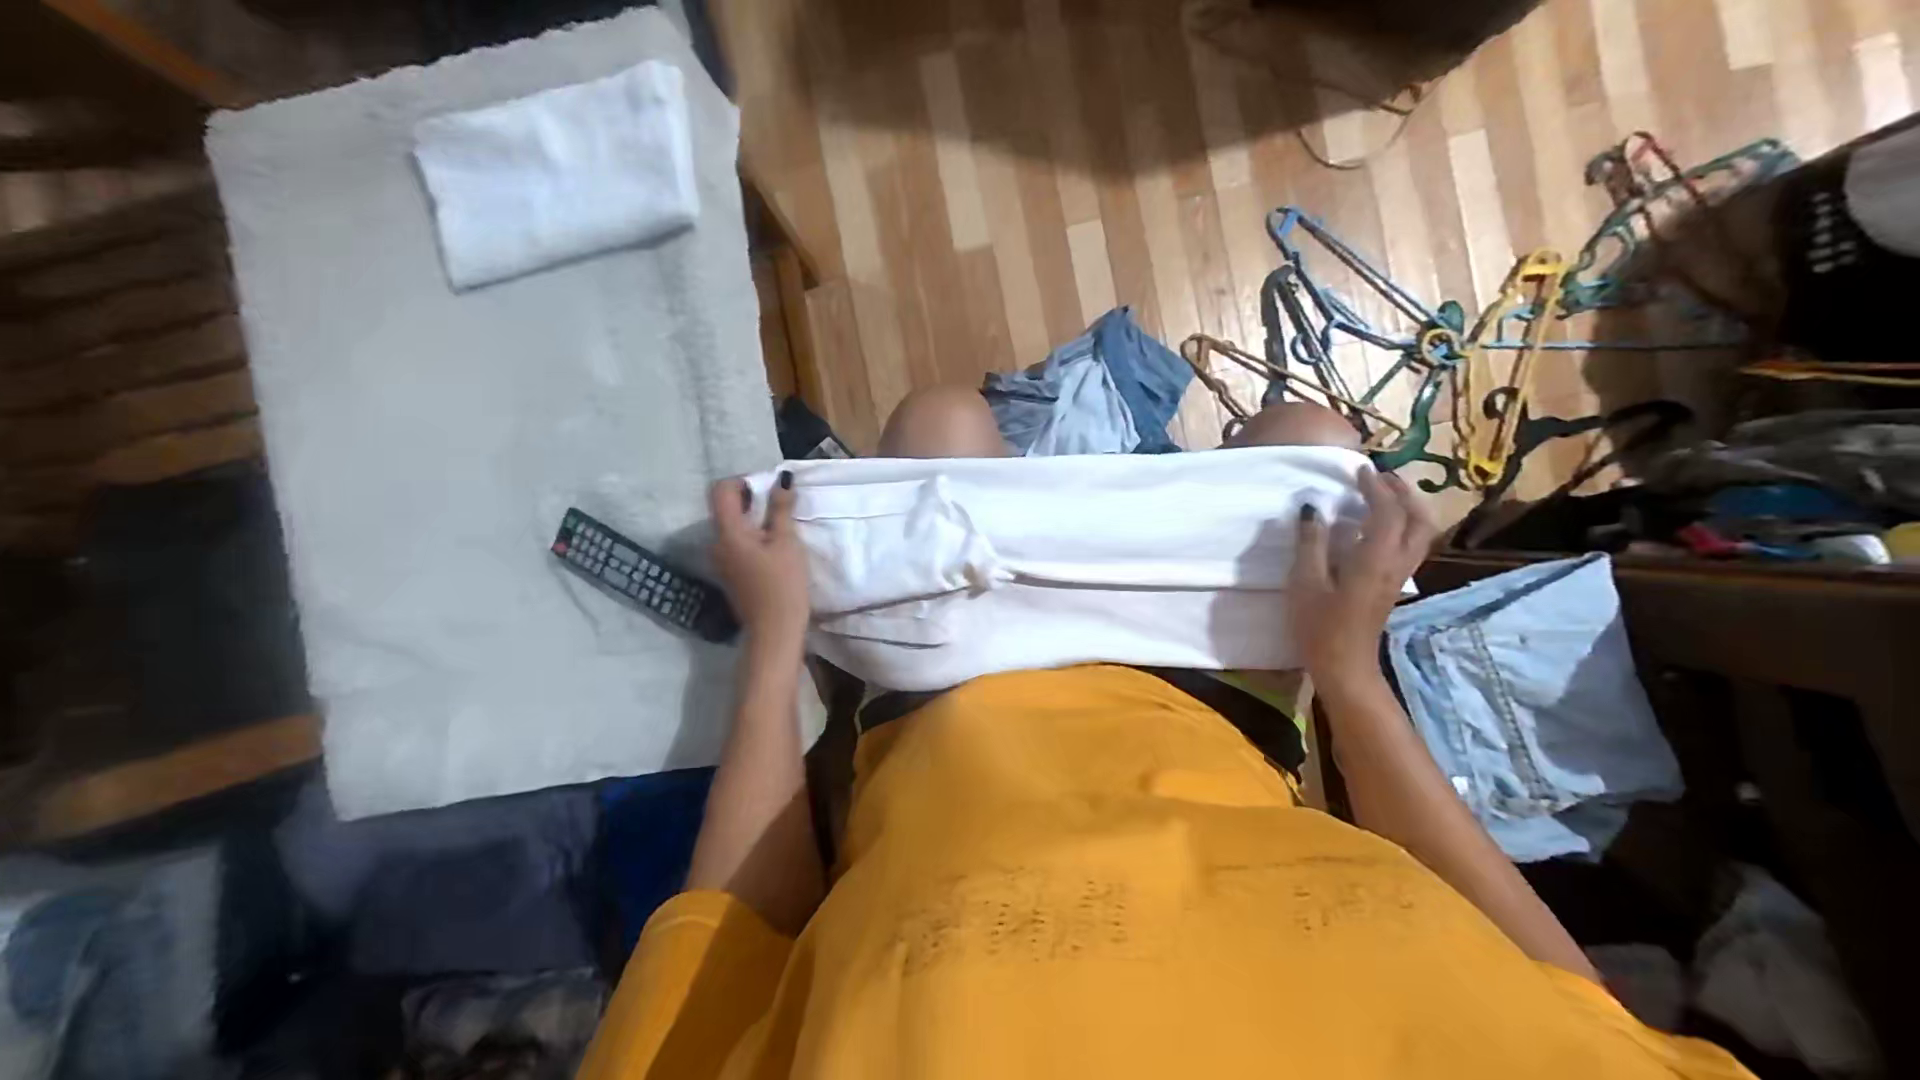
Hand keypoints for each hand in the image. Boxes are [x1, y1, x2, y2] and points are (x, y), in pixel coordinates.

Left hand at [709, 472, 809, 649]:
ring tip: (780, 530)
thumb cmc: (783, 583)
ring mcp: (720, 561)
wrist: (774, 631)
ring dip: (753, 521)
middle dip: (752, 501)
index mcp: (726, 532)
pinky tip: (773, 551)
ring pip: (732, 528)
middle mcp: (715, 543)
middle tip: (780, 508)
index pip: (721, 490)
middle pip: (725, 509)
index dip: (743, 482)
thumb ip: (781, 508)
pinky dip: (752, 539)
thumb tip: (782, 479)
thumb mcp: (787, 541)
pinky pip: (735, 545)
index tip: (768, 490)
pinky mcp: (729, 574)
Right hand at [1289, 467, 1435, 686]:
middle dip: (1403, 492)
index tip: (1359, 470)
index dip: (1375, 487)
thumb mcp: (1305, 582)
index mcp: (1375, 559)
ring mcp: (1399, 575)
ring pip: (1421, 532)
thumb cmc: (1318, 625)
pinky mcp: (1394, 584)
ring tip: (1384, 494)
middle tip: (1379, 477)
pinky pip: (1411, 543)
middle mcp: (1396, 563)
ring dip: (1408, 507)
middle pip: (1418, 518)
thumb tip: (1314, 507)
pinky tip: (1379, 525)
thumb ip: (1311, 542)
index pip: (1387, 512)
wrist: (1343, 665)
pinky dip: (1403, 524)